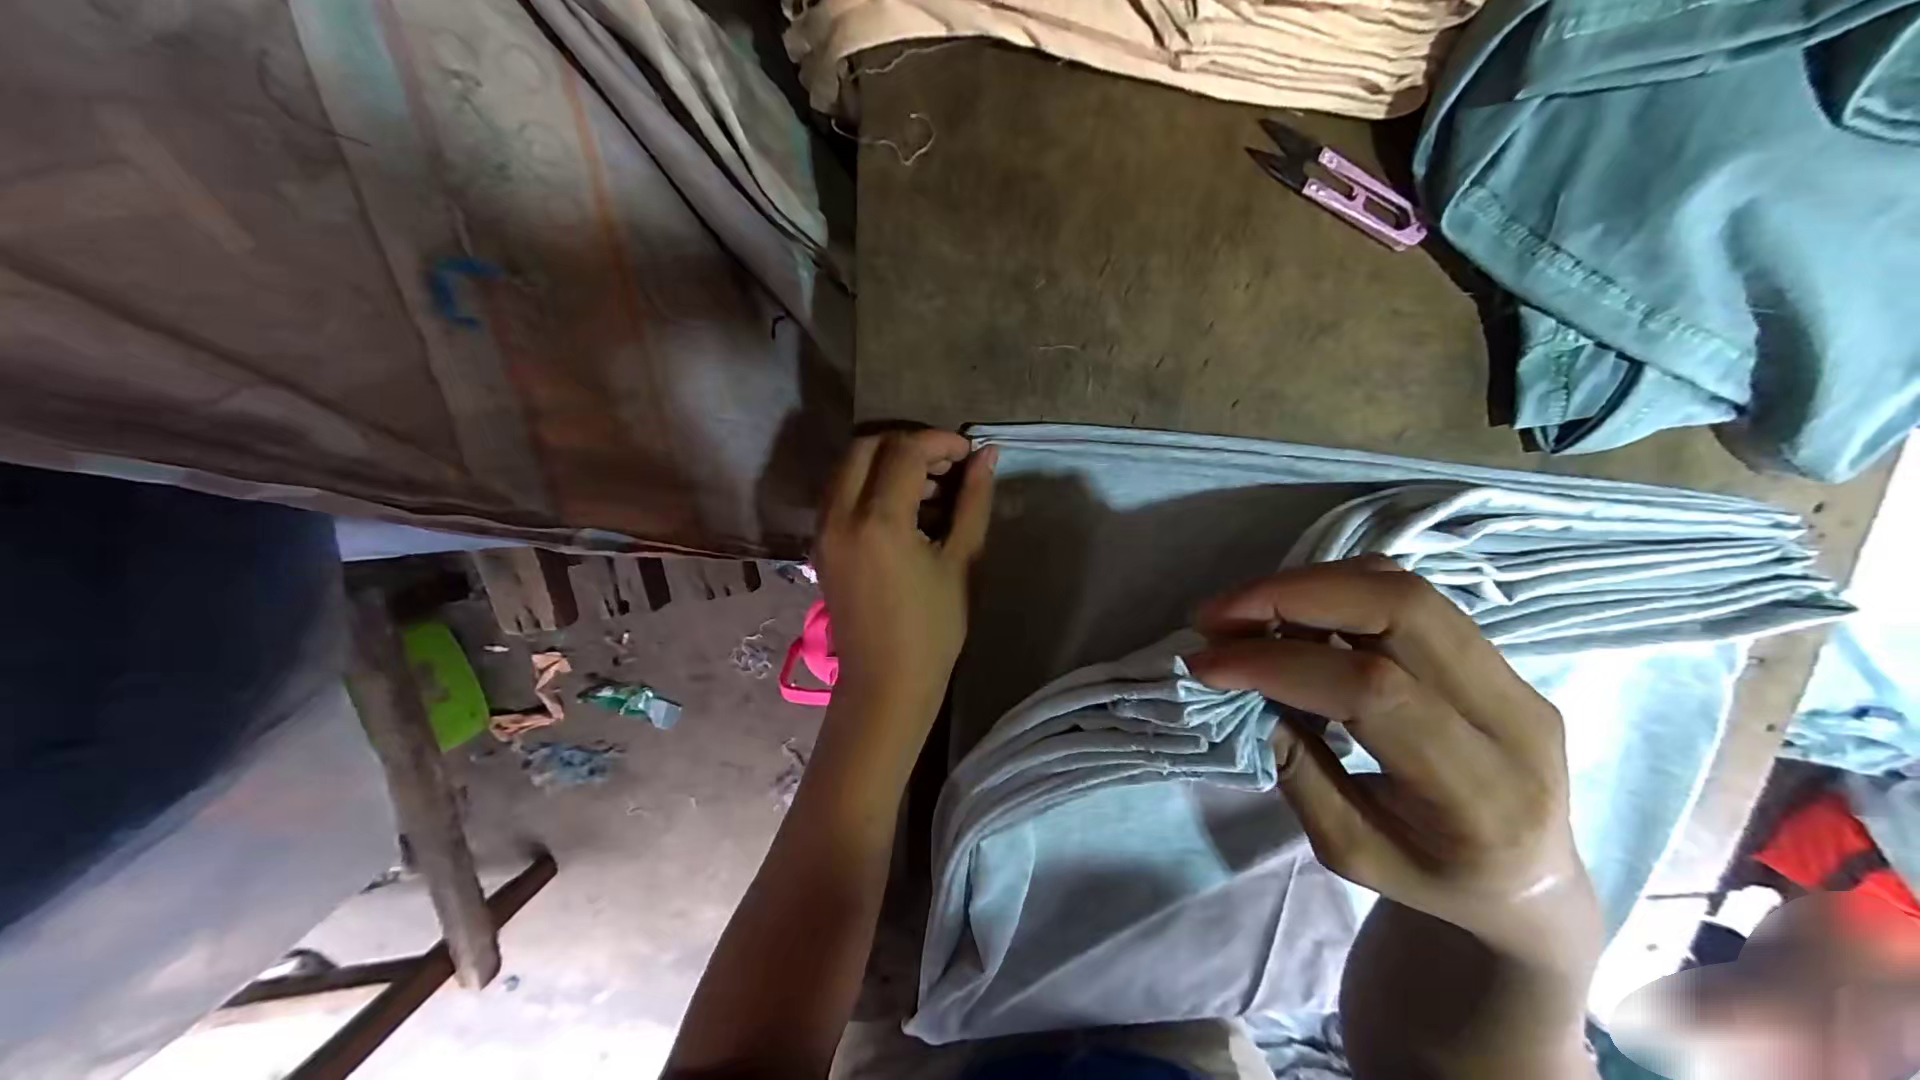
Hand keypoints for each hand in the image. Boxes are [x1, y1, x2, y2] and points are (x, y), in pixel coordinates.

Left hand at [814, 430, 997, 719]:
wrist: (886, 683)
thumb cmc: (933, 629)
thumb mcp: (962, 561)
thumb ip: (973, 501)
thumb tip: (987, 455)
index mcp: (878, 522)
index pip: (904, 451)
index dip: (940, 442)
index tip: (968, 454)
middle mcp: (840, 516)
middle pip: (866, 446)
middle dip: (908, 444)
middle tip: (945, 466)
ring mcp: (822, 530)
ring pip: (847, 466)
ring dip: (885, 461)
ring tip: (929, 488)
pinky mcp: (819, 545)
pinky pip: (839, 492)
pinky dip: (868, 483)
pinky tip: (902, 508)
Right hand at [1188, 556, 1598, 965]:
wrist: (1525, 884)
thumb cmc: (1428, 879)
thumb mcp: (1347, 847)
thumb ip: (1295, 766)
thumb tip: (1237, 688)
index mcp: (1482, 793)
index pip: (1374, 690)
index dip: (1278, 663)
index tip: (1205, 663)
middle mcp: (1515, 719)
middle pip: (1400, 608)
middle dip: (1290, 597)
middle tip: (1214, 617)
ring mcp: (1513, 676)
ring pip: (1401, 587)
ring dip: (1305, 587)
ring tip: (1241, 615)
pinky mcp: (1493, 655)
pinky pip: (1402, 594)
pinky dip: (1330, 592)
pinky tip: (1287, 619)